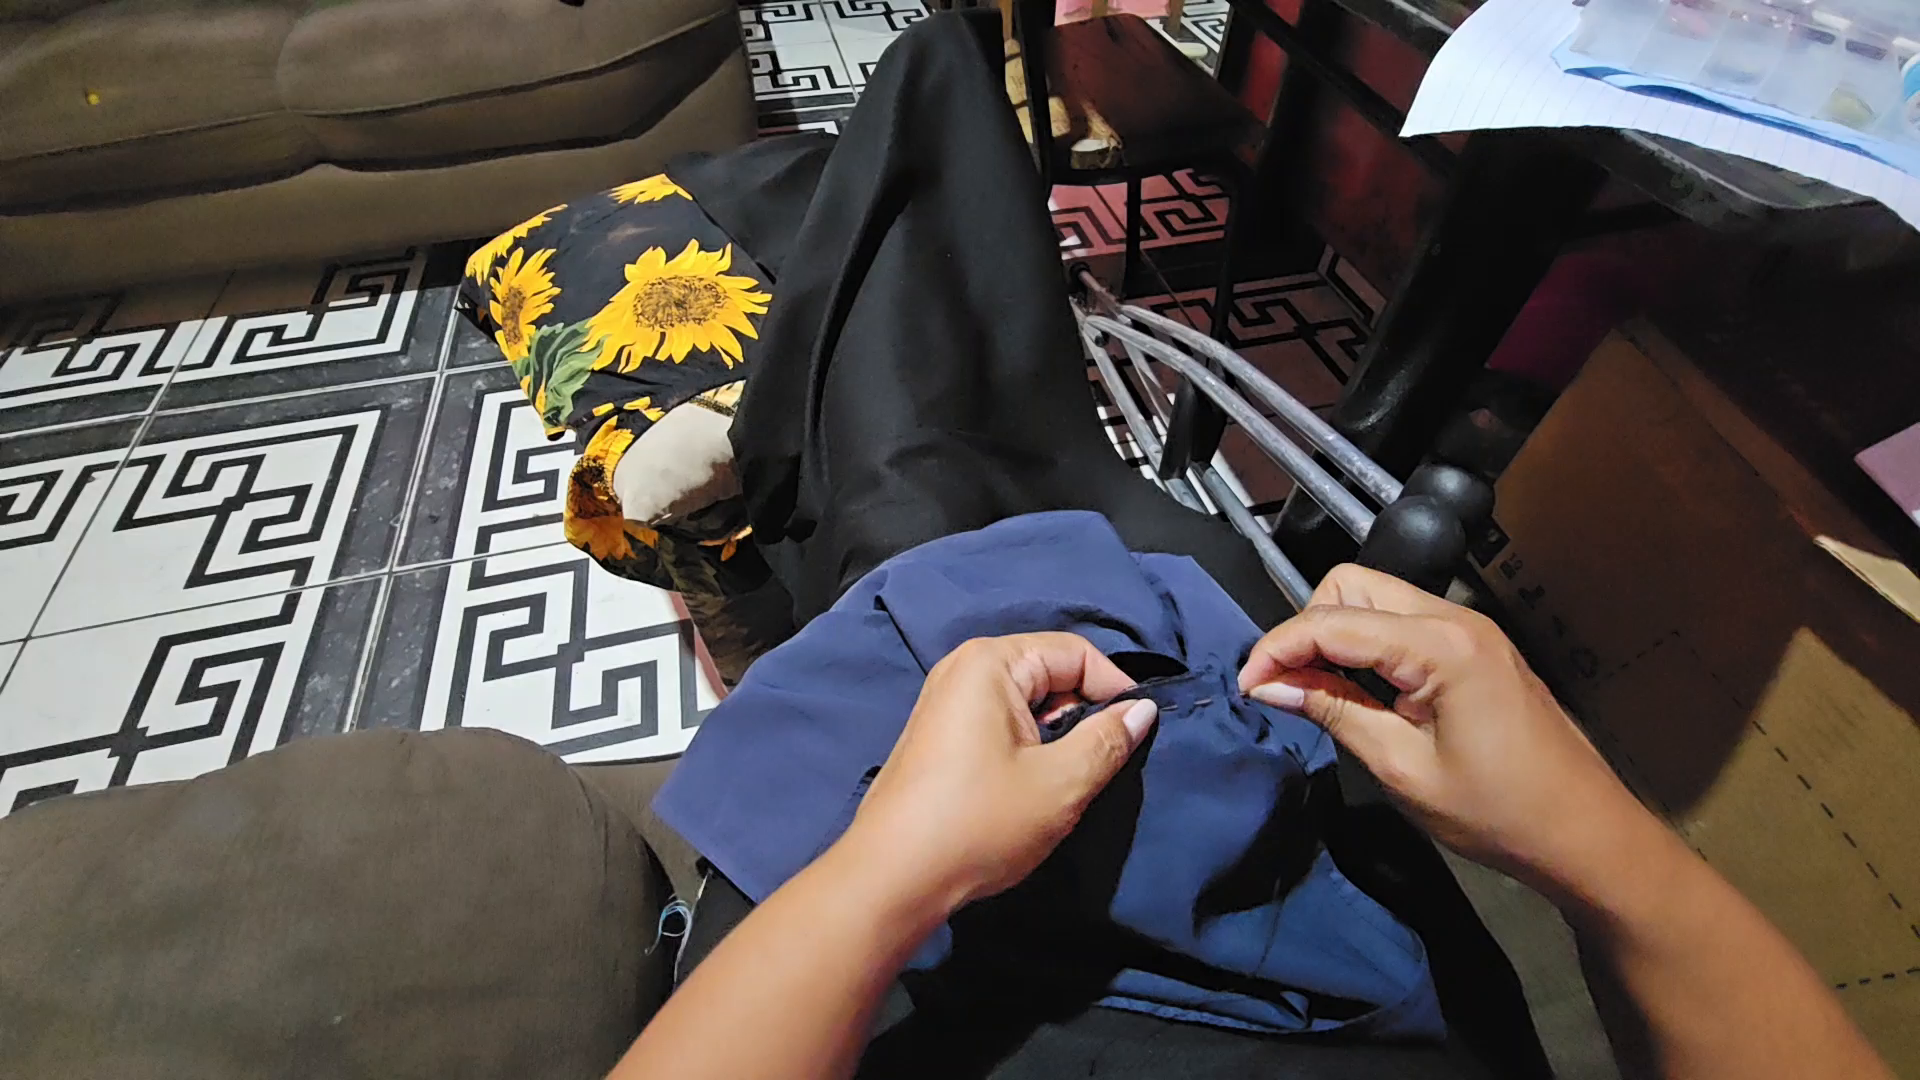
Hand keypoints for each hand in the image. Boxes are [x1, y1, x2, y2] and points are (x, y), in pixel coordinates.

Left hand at [839, 633, 1158, 916]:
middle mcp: (965, 666)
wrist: (892, 876)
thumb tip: (1143, 710)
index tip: (1137, 734)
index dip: (1114, 689)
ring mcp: (947, 697)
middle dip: (1084, 711)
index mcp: (991, 662)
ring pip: (1027, 698)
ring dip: (1057, 731)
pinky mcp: (940, 729)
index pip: (1075, 652)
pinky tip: (1032, 782)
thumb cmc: (978, 822)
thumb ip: (1107, 740)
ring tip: (1067, 778)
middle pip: (1049, 670)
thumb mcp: (1059, 784)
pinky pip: (1000, 716)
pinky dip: (1028, 740)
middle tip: (1102, 762)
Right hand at [1237, 565, 1657, 895]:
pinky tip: (1353, 684)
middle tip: (1288, 682)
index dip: (1277, 649)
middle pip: (1349, 586)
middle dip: (1305, 628)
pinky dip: (1360, 641)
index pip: (1331, 622)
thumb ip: (1331, 710)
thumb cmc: (1500, 813)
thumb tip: (1266, 685)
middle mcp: (1454, 619)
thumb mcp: (1401, 767)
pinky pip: (1395, 620)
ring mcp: (1466, 628)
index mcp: (1441, 647)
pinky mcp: (1470, 645)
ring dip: (1331, 631)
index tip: (1247, 686)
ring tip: (1314, 685)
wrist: (1593, 840)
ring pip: (1369, 595)